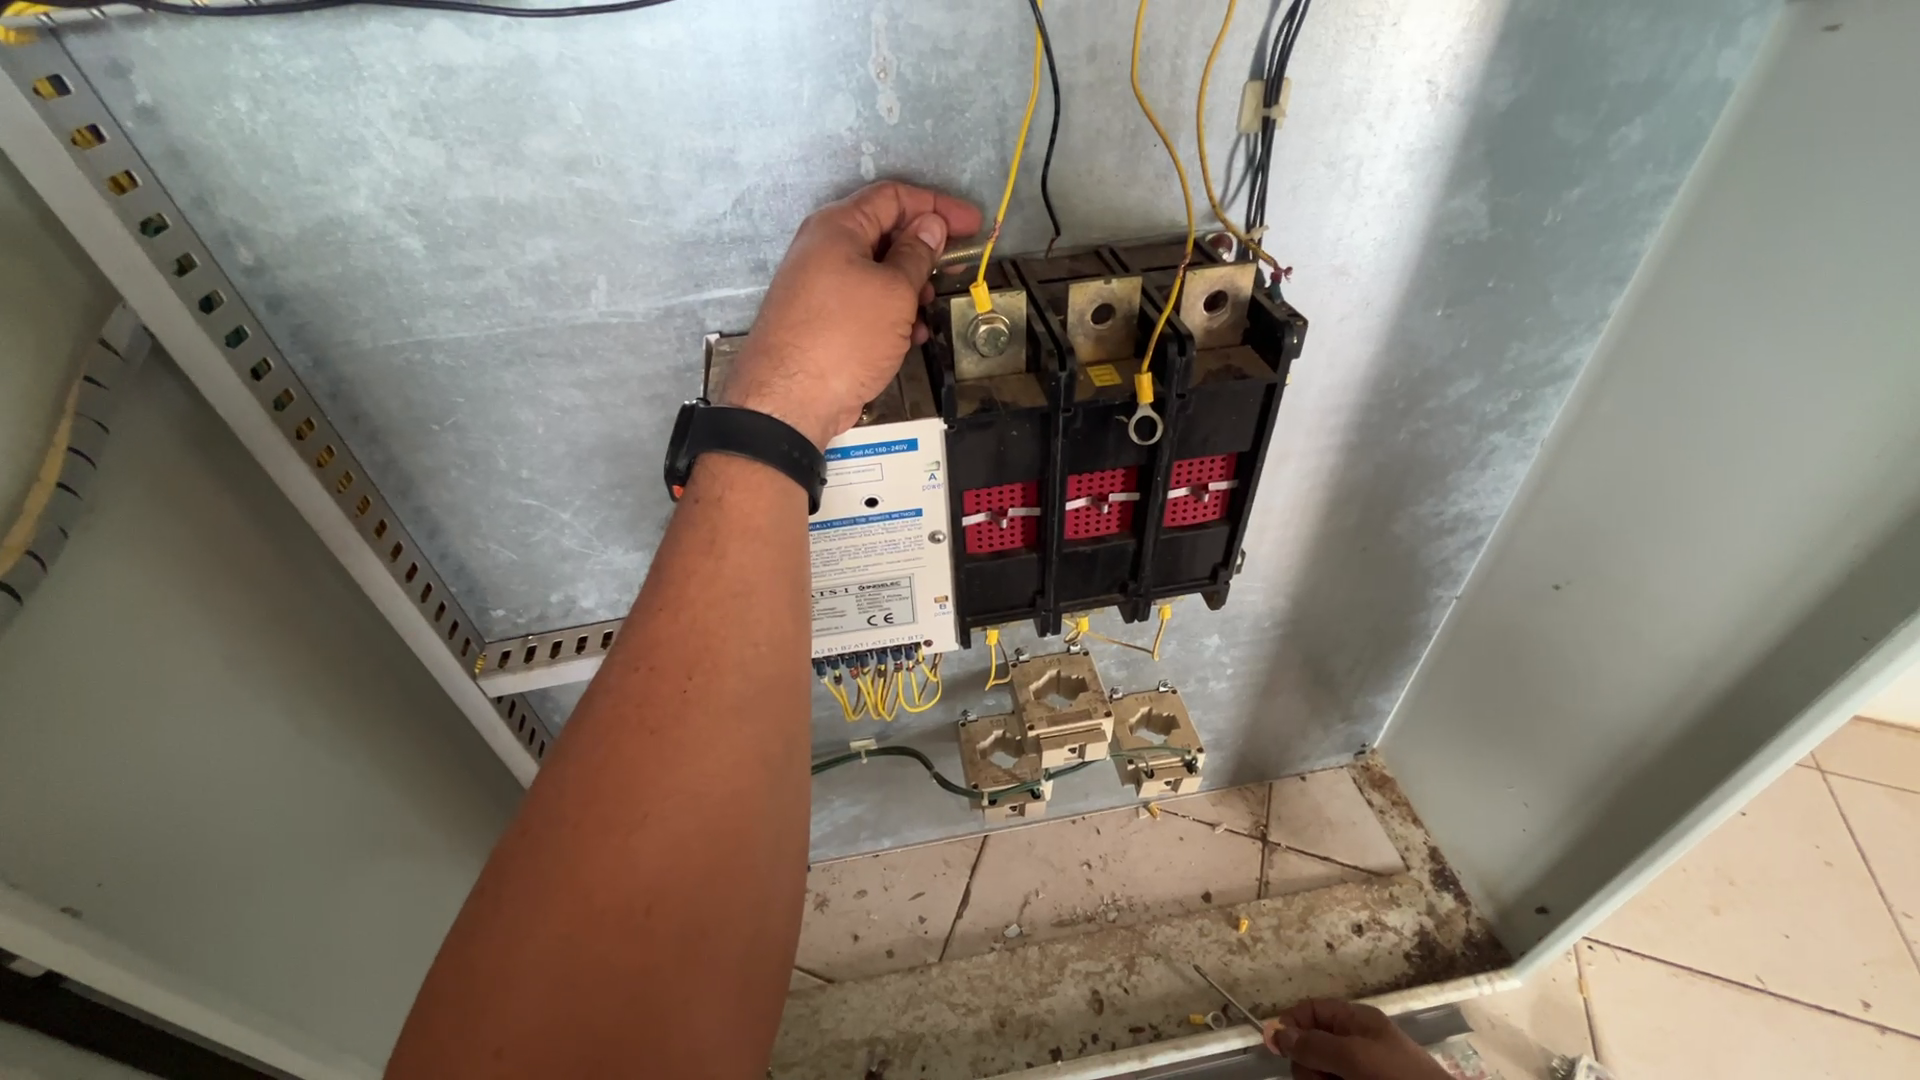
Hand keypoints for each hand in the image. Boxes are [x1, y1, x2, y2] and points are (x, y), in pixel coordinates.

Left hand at [720, 181, 982, 448]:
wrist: (790, 400)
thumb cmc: (843, 338)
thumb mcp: (894, 292)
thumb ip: (916, 255)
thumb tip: (929, 226)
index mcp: (838, 227)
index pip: (894, 198)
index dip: (937, 207)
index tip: (972, 225)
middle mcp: (824, 249)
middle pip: (884, 234)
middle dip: (923, 251)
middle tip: (953, 270)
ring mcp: (820, 286)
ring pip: (877, 274)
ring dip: (909, 289)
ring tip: (929, 310)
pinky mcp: (823, 320)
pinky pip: (865, 304)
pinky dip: (891, 314)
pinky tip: (910, 336)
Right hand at [1264, 1000, 1451, 1079]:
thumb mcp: (1355, 1057)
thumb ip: (1314, 1045)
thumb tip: (1276, 1033)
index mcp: (1356, 1021)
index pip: (1310, 1011)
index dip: (1290, 1024)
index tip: (1275, 1048)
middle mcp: (1356, 1044)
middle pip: (1311, 1047)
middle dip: (1309, 1067)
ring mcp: (1359, 1073)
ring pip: (1320, 1074)